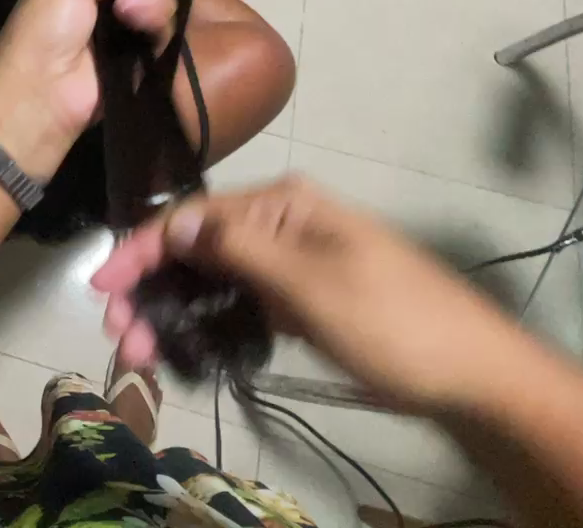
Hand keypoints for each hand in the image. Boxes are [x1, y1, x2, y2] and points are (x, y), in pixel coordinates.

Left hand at [0, 0, 190, 181]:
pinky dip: (155, 24)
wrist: (42, 88)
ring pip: (162, 7)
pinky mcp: (142, 66)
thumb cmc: (45, 28)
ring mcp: (127, 39)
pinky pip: (163, 38)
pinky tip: (140, 19)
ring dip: (151, 0)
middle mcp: (108, 10)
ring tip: (129, 9)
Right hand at [90, 178, 545, 415]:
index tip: (103, 286)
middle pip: (195, 247)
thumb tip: (173, 222)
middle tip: (121, 336)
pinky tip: (182, 348)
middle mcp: (277, 223)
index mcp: (281, 204)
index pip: (193, 217)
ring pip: (211, 278)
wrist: (479, 378)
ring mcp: (287, 261)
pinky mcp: (295, 297)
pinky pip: (236, 302)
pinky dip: (206, 322)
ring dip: (172, 310)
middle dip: (152, 288)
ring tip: (143, 352)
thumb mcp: (311, 284)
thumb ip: (237, 248)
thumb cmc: (395, 322)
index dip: (142, 249)